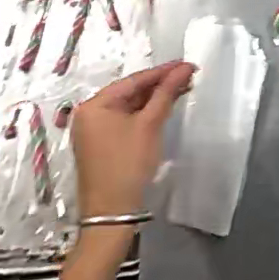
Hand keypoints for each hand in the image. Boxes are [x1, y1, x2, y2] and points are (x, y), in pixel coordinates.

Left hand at [71, 62, 194, 218]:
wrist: (112, 215)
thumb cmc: (128, 164)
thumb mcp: (149, 126)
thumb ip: (166, 93)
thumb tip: (184, 68)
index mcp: (95, 104)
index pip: (133, 80)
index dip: (163, 71)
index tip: (187, 64)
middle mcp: (90, 113)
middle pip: (130, 92)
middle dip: (160, 85)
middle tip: (188, 76)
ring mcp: (94, 130)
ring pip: (129, 107)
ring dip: (154, 99)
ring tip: (182, 89)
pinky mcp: (102, 144)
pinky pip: (125, 120)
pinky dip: (144, 114)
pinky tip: (164, 108)